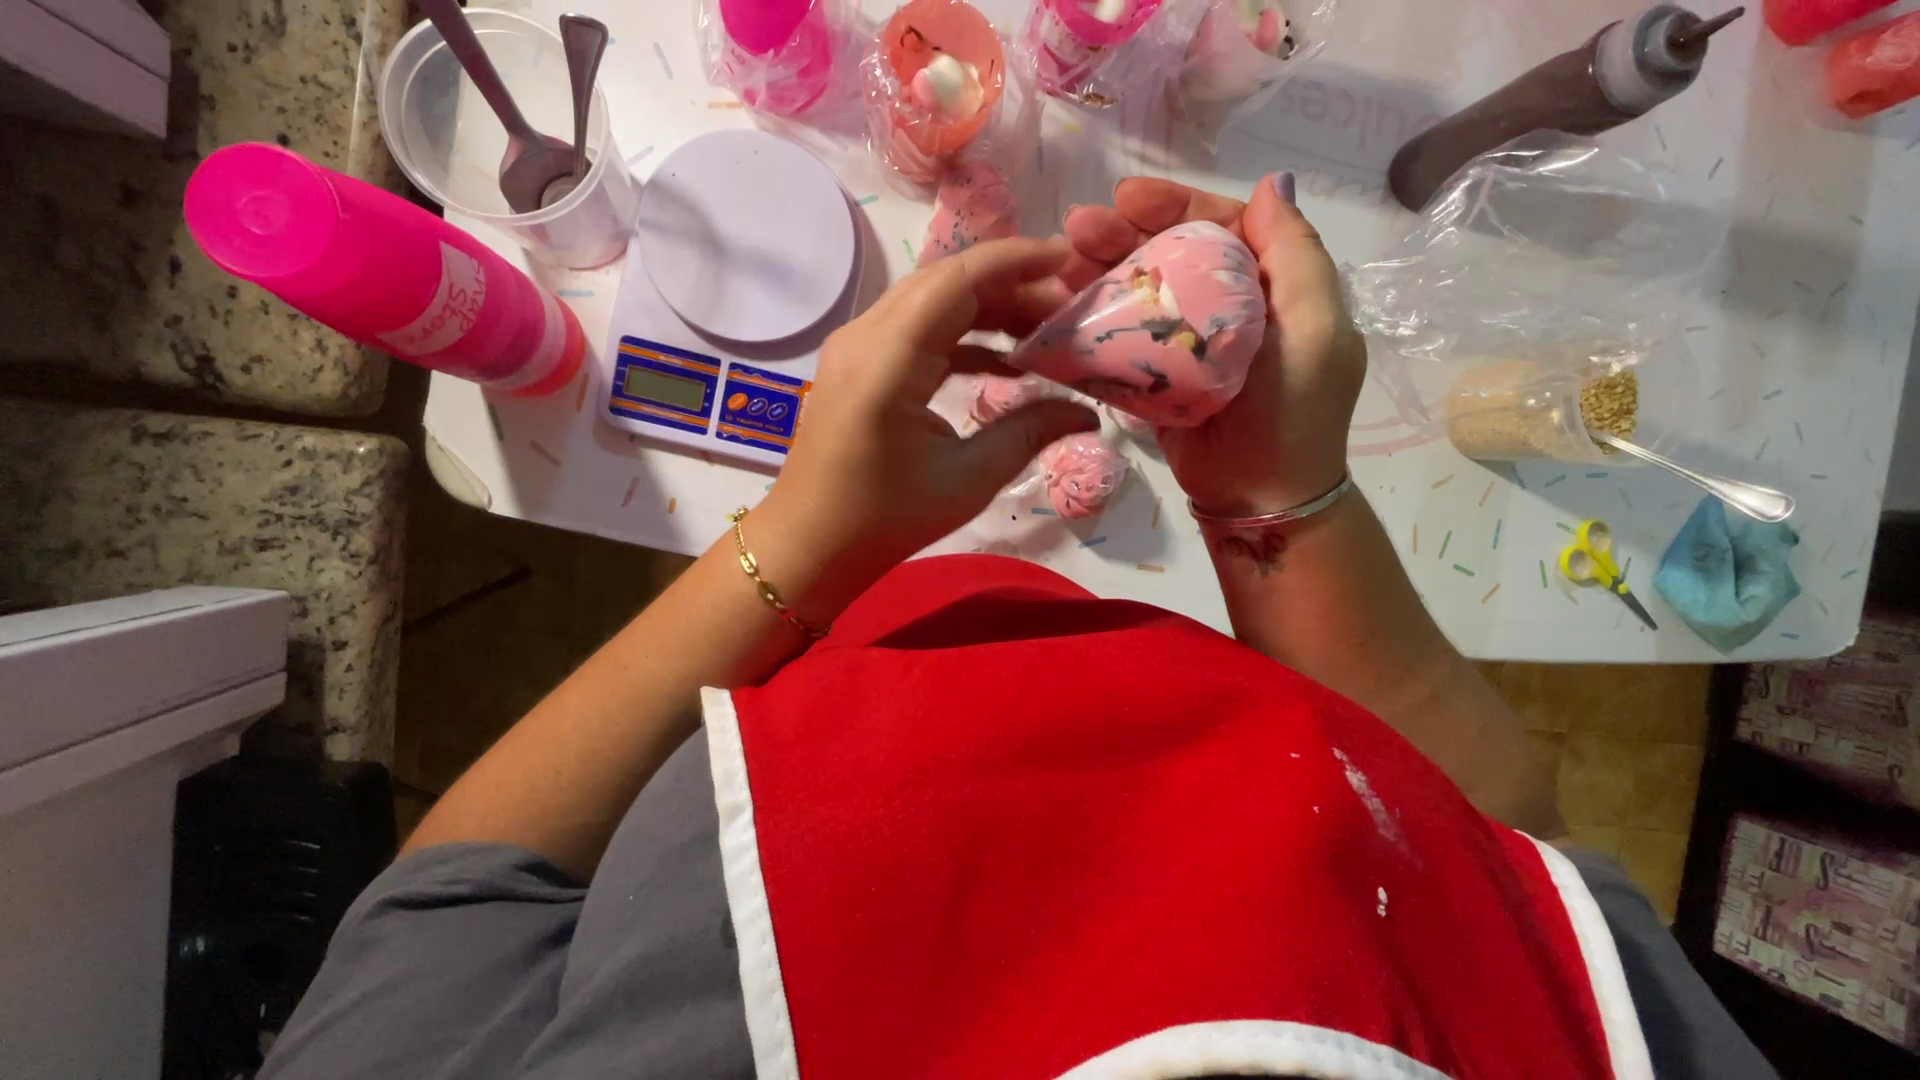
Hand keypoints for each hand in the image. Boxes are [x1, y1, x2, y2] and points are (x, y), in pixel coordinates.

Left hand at [754, 236, 1098, 620]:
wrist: (810, 546)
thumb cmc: (884, 520)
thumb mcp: (967, 479)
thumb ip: (1029, 432)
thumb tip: (1086, 412)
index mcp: (888, 358)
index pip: (958, 280)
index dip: (1017, 262)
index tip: (1070, 261)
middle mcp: (864, 336)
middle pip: (944, 283)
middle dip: (1010, 286)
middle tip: (1066, 308)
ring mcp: (854, 347)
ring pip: (929, 302)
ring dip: (985, 309)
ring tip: (1042, 334)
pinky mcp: (856, 366)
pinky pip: (913, 330)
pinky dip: (959, 337)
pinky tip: (1002, 362)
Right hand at [1065, 174, 1366, 514]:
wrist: (1260, 498)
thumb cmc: (1294, 411)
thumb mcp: (1316, 328)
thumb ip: (1296, 256)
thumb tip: (1273, 184)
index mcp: (1270, 289)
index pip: (1220, 228)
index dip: (1175, 206)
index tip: (1126, 197)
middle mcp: (1227, 309)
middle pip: (1171, 256)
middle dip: (1125, 234)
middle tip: (1077, 227)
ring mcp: (1187, 347)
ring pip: (1141, 294)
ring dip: (1100, 272)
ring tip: (1061, 261)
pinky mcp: (1156, 382)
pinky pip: (1123, 341)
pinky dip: (1094, 322)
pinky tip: (1063, 307)